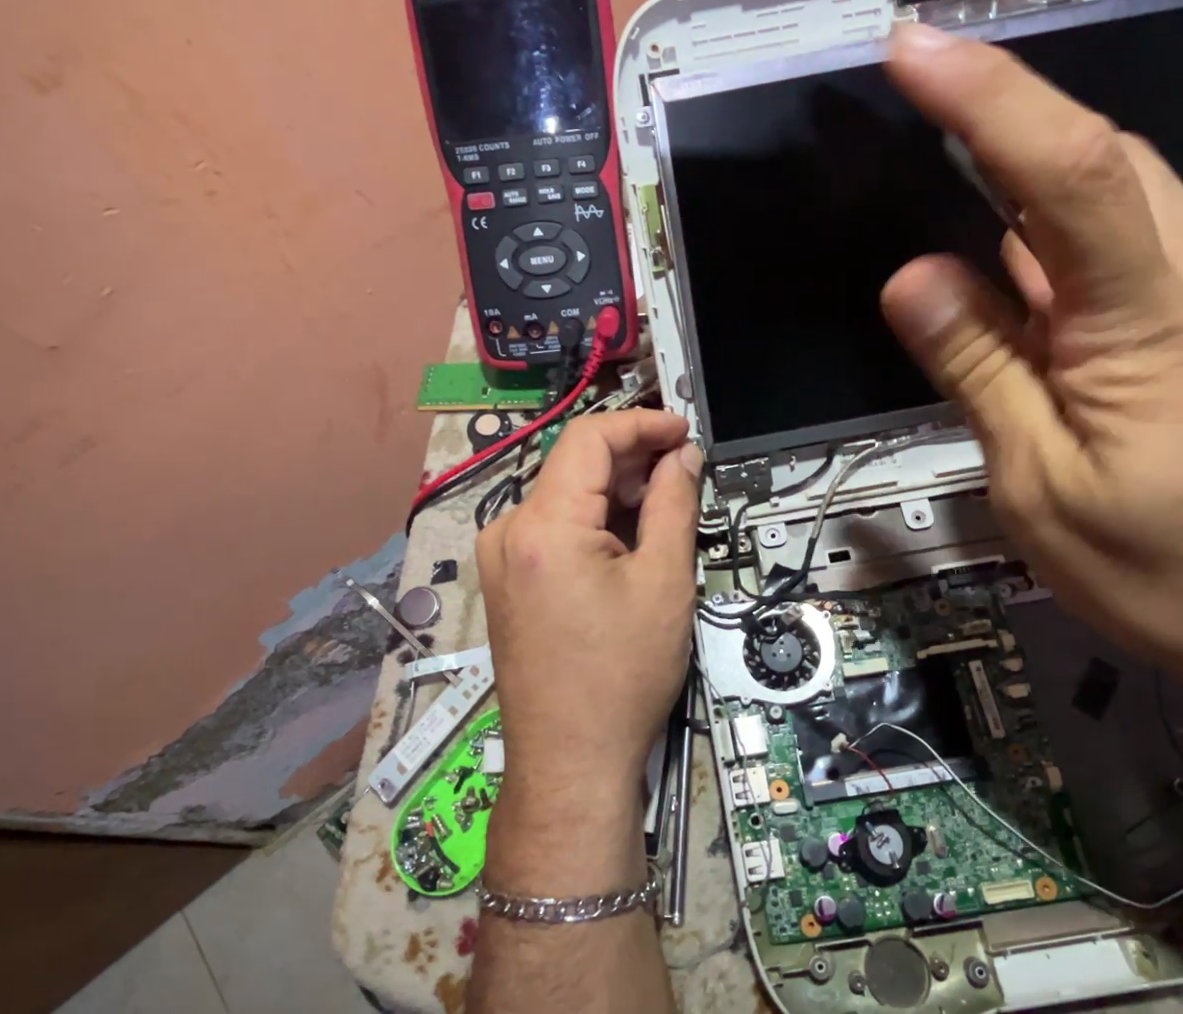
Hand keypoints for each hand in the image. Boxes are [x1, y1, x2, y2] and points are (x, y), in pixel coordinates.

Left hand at [476, 409, 703, 785]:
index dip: (642, 424)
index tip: (684, 431)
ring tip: (663, 510)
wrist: (570, 759)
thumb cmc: (621, 677)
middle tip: (683, 472)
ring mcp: (499, 559)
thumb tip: (682, 456)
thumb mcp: (663, 583)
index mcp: (542, 526)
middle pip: (573, 465)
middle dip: (632, 460)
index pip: (589, 439)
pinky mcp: (505, 582)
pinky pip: (550, 529)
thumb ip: (673, 504)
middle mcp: (507, 532)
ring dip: (613, 493)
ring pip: (563, 497)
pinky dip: (591, 522)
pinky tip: (628, 540)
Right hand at [876, 24, 1182, 730]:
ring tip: (944, 203)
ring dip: (1027, 189)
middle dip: (1006, 120)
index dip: (987, 94)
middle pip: (1101, 158)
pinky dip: (1057, 250)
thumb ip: (982, 372)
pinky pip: (1124, 260)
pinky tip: (1015, 295)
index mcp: (1146, 315)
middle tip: (914, 111)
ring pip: (1113, 208)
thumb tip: (912, 278)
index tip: (912, 47)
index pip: (1064, 166)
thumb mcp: (1045, 488)